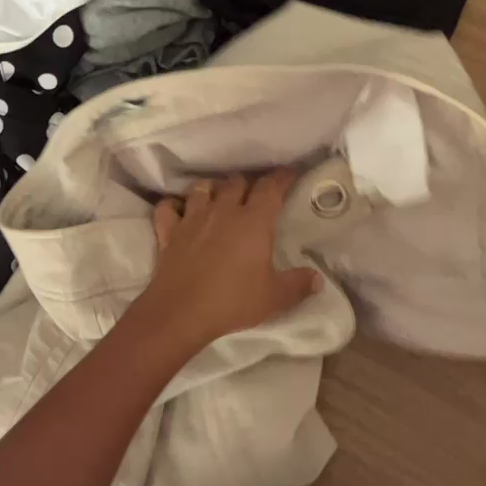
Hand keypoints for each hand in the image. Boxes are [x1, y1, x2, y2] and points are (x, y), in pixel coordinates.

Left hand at [126, 170, 321, 350]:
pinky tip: (178, 210)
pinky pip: (168, 208)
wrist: (181, 312)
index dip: (282, 177)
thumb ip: (297, 285)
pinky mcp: (168, 232)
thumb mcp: (274, 298)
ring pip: (201, 188)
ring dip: (212, 188)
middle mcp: (222, 212)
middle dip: (247, 182)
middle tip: (253, 193)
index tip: (289, 172)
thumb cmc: (232, 302)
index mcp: (253, 222)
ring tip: (218, 196)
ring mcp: (192, 219)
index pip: (271, 188)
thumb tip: (317, 280)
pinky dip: (173, 205)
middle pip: (236, 182)